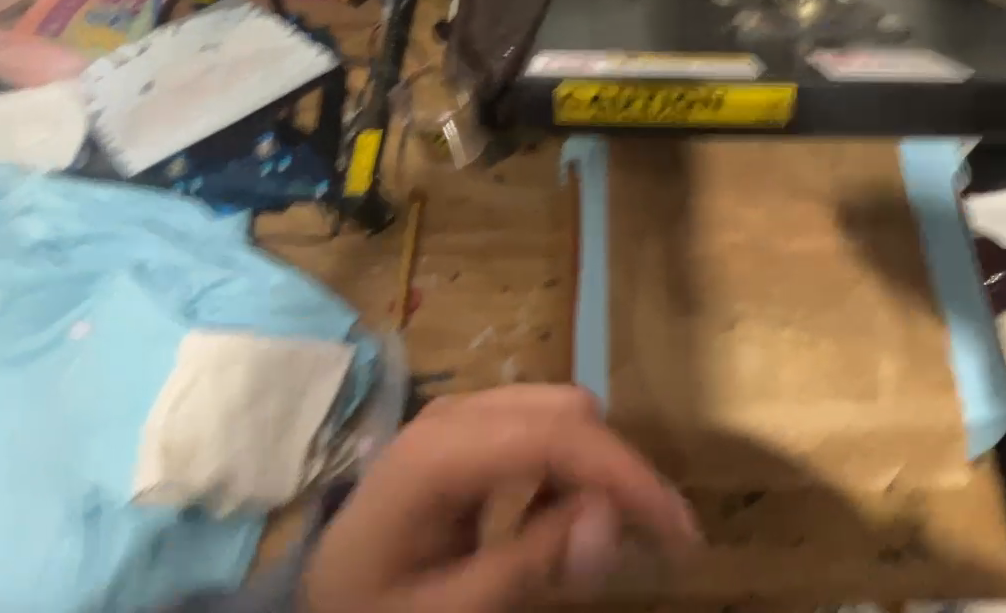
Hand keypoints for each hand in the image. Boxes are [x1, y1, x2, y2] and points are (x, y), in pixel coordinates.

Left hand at [304, 384, 702, 612]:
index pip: (556, 436)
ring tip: (604, 541)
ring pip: (561, 413)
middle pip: (566, 412)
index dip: (626, 475)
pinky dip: (571, 468)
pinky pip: (542, 428)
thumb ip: (530, 562)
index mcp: (440, 451)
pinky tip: (564, 518)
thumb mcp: (449, 611)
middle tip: (648, 546)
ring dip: (598, 469)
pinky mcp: (472, 426)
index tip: (680, 530)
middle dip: (616, 472)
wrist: (324, 595)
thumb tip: (611, 515)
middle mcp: (457, 412)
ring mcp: (463, 413)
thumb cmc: (376, 607)